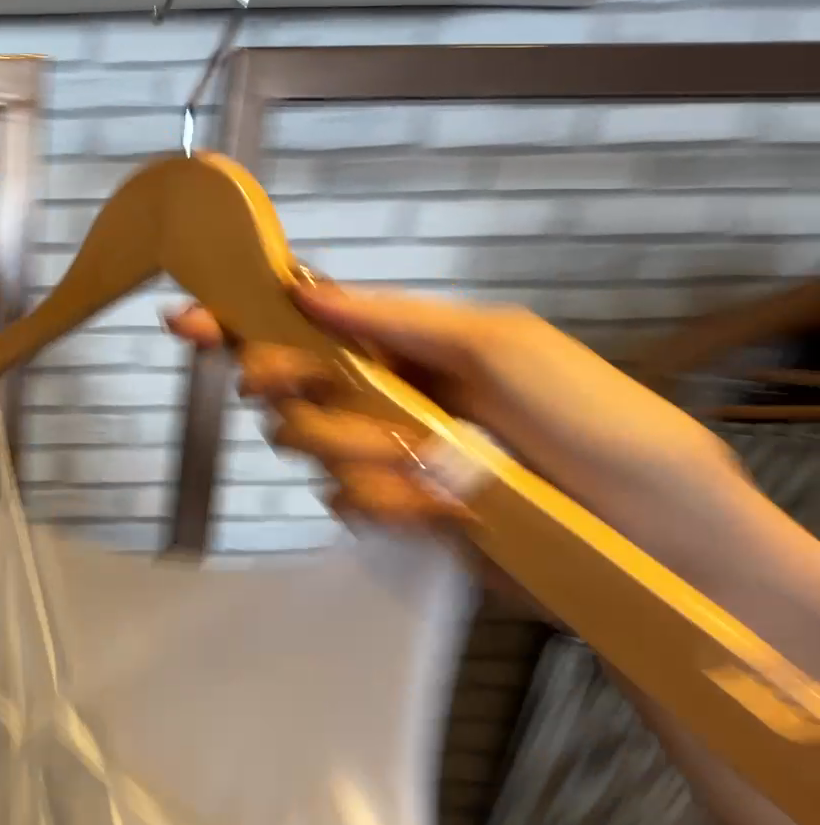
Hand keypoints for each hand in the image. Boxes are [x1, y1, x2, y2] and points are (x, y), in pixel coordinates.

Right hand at [167, 286, 748, 574]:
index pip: (301, 327)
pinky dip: (385, 503)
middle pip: (281, 387)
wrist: (639, 530)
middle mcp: (376, 397)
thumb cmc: (587, 419)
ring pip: (303, 446)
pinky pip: (340, 501)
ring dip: (358, 453)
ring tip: (432, 464)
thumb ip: (394, 320)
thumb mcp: (499, 345)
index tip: (186, 321)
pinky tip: (441, 508)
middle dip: (291, 390)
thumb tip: (302, 294)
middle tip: (315, 394)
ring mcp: (376, 455)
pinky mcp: (385, 510)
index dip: (239, 321)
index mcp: (401, 346)